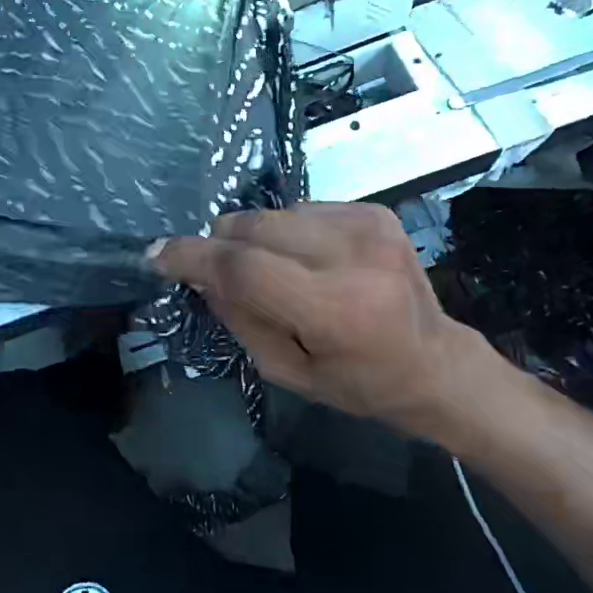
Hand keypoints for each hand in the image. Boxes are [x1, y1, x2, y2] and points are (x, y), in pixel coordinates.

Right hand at [153, 202, 495, 436]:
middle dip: (224, 243)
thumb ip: (239, 318)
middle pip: (257, 227)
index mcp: (335, 308)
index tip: (159, 255)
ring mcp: (370, 226)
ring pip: (279, 212)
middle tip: (220, 270)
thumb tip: (200, 271)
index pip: (245, 268)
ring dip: (262, 238)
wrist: (434, 360)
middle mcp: (355, 255)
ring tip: (282, 273)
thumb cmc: (360, 382)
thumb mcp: (289, 371)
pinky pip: (308, 209)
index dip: (194, 258)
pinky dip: (294, 231)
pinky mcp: (377, 211)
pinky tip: (312, 260)